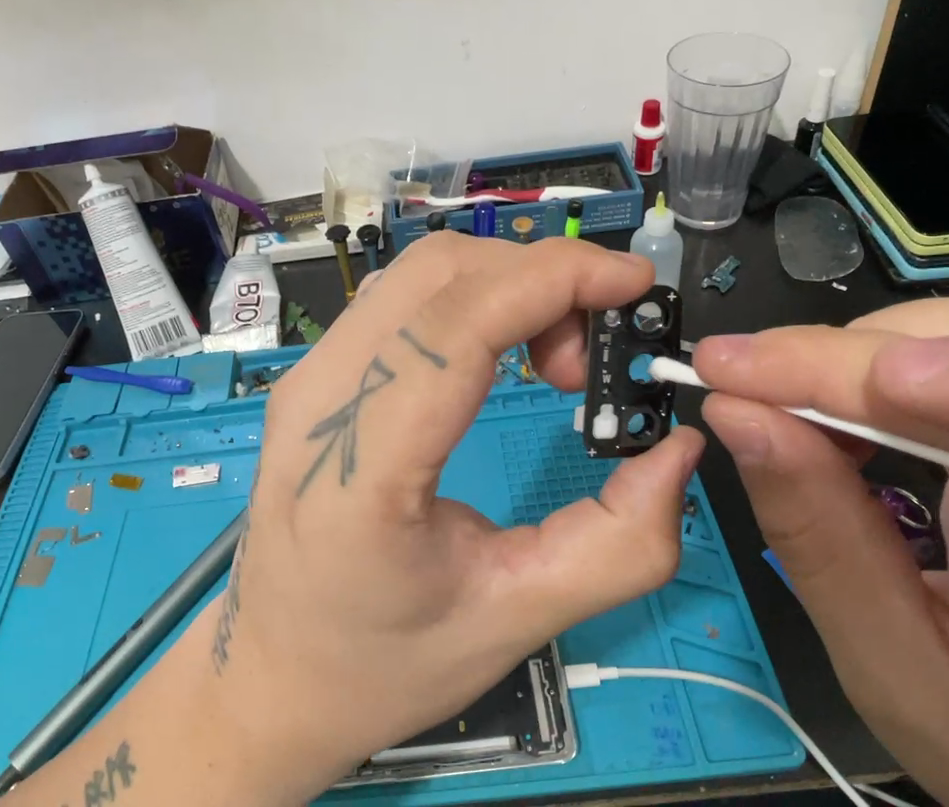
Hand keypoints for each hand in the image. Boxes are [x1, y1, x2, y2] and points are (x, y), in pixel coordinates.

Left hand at [203, 234, 703, 796]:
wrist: (270, 676)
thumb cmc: (380, 665)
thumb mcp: (514, 621)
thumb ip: (616, 544)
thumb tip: (678, 450)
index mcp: (361, 468)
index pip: (457, 324)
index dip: (554, 281)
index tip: (635, 286)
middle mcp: (320, 400)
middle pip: (440, 272)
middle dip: (541, 280)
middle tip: (595, 355)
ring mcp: (308, 379)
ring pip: (420, 272)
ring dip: (509, 285)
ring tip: (556, 361)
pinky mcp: (316, 377)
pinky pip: (402, 299)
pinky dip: (474, 299)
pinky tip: (508, 354)